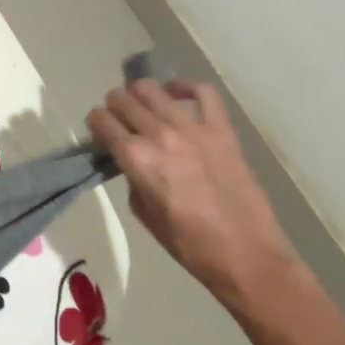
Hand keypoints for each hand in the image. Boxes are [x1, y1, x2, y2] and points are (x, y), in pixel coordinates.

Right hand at [87, 79, 297, 306]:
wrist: (248, 257)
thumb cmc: (190, 244)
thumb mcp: (143, 212)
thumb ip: (131, 176)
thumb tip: (129, 159)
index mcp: (136, 157)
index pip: (100, 120)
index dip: (96, 125)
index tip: (101, 134)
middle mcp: (158, 134)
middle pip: (121, 99)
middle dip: (114, 108)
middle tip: (121, 123)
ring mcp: (192, 129)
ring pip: (151, 89)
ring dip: (139, 95)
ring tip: (145, 109)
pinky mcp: (221, 131)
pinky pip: (203, 92)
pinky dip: (185, 88)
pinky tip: (177, 95)